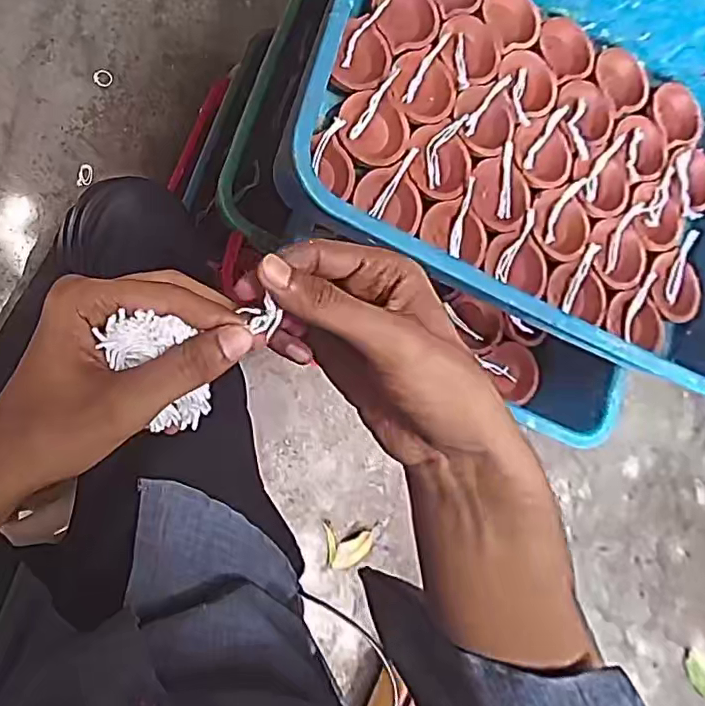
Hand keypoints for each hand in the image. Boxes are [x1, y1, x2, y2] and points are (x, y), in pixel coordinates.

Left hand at [0, 271, 257, 509]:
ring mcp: (84, 312)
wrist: (8, 463)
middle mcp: (81, 295)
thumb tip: (234, 339)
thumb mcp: (125, 404)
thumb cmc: (49, 434)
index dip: (209, 311)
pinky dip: (169, 343)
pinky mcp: (90, 332)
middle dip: (204, 315)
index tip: (247, 331)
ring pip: (153, 308)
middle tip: (244, 337)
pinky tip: (193, 360)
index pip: (161, 292)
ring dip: (190, 328)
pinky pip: (140, 326)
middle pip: (159, 291)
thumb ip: (183, 369)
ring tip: (227, 348)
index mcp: (80, 298)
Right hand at [234, 241, 523, 467]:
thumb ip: (327, 304)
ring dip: (276, 317)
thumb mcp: (388, 340)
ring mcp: (342, 318)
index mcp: (385, 270)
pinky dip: (283, 337)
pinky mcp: (330, 345)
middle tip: (252, 309)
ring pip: (290, 302)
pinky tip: (293, 351)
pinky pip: (292, 328)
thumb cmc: (449, 390)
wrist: (452, 451)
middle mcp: (361, 288)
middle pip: (299, 275)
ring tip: (278, 337)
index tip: (256, 283)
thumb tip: (276, 272)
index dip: (283, 266)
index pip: (319, 254)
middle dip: (274, 292)